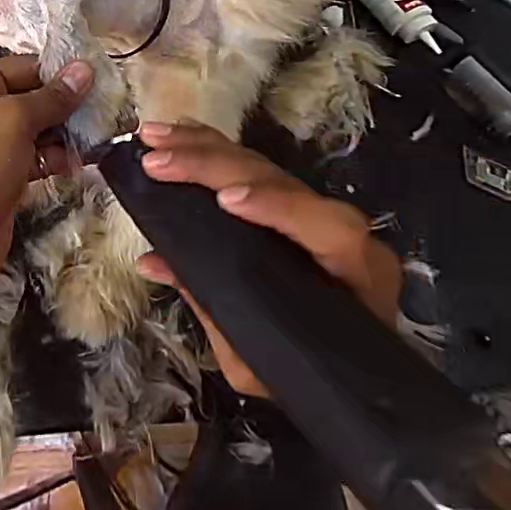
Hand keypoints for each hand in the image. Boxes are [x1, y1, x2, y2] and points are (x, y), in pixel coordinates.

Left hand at [0, 55, 90, 297]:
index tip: (104, 82)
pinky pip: (38, 155)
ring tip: (100, 138)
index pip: (28, 67)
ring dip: (69, 134)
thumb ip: (52, 97)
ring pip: (41, 127)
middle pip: (36, 96)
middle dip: (71, 107)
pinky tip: (81, 161)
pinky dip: (58, 157)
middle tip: (109, 112)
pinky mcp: (4, 173)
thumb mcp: (12, 123)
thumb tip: (84, 70)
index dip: (65, 74)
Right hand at [132, 122, 401, 398]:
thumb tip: (154, 260)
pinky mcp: (291, 199)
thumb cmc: (314, 374)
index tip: (226, 200)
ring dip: (205, 148)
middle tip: (157, 160)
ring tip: (155, 138)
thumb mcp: (261, 363)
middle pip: (280, 181)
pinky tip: (182, 135)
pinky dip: (214, 150)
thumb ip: (216, 311)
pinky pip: (254, 167)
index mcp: (356, 273)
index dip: (278, 207)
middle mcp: (339, 228)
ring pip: (263, 165)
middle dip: (215, 166)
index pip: (328, 228)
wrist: (352, 371)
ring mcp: (315, 208)